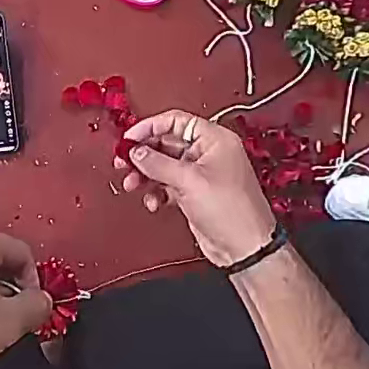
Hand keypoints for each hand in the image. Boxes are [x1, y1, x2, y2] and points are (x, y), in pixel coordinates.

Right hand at [117, 110, 278, 266]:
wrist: (245, 248)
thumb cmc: (233, 211)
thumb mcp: (190, 181)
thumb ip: (158, 163)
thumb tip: (136, 151)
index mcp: (214, 139)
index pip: (175, 121)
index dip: (149, 127)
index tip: (129, 139)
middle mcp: (208, 153)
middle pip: (166, 143)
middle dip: (143, 154)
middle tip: (124, 162)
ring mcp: (201, 174)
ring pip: (164, 165)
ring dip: (146, 174)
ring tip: (133, 184)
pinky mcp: (195, 193)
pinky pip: (168, 184)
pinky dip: (157, 191)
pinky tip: (153, 201)